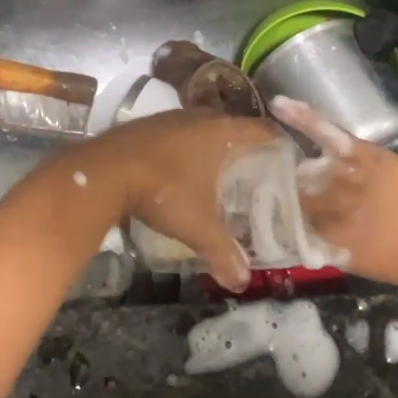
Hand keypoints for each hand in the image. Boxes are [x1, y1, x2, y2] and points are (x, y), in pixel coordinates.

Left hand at [62, 108, 278, 290]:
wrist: (106, 169)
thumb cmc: (163, 190)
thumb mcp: (197, 226)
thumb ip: (224, 252)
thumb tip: (242, 281)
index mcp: (224, 132)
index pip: (266, 131)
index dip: (282, 147)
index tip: (291, 168)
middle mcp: (204, 116)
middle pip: (238, 129)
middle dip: (250, 152)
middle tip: (261, 180)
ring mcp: (176, 115)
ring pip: (210, 129)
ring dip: (219, 149)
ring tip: (226, 178)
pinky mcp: (154, 123)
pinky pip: (186, 132)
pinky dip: (194, 148)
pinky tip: (189, 172)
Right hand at [270, 96, 397, 289]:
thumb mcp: (364, 265)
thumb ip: (329, 250)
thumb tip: (301, 239)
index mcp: (328, 240)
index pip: (287, 228)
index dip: (270, 220)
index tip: (252, 215)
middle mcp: (329, 209)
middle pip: (290, 197)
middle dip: (270, 191)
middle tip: (250, 182)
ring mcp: (345, 177)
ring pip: (301, 169)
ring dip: (278, 161)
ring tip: (256, 153)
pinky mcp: (361, 154)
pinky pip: (325, 133)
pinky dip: (302, 117)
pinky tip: (278, 103)